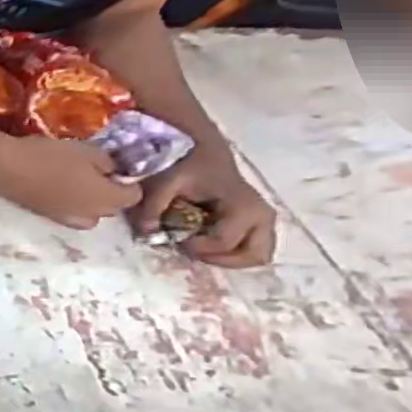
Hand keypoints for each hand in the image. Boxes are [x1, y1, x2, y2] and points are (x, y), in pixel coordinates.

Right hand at [0, 135, 142, 229]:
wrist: (4, 168)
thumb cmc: (49, 156)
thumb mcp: (88, 150)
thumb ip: (109, 162)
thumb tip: (114, 171)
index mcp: (107, 198)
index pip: (135, 196)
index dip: (131, 181)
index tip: (119, 167)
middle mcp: (91, 215)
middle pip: (113, 208)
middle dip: (112, 193)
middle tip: (99, 173)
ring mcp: (67, 218)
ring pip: (92, 215)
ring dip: (92, 203)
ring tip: (80, 184)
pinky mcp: (47, 217)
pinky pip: (71, 215)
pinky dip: (72, 205)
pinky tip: (59, 189)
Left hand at [131, 145, 276, 267]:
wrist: (204, 153)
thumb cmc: (185, 166)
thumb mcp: (162, 184)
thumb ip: (151, 210)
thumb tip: (146, 234)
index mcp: (243, 207)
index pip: (224, 242)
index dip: (196, 247)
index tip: (175, 238)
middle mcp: (262, 216)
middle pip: (254, 257)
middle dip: (218, 259)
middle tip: (190, 247)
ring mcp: (264, 220)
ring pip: (257, 256)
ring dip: (226, 258)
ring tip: (197, 245)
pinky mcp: (258, 223)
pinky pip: (252, 249)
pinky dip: (230, 253)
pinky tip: (205, 241)